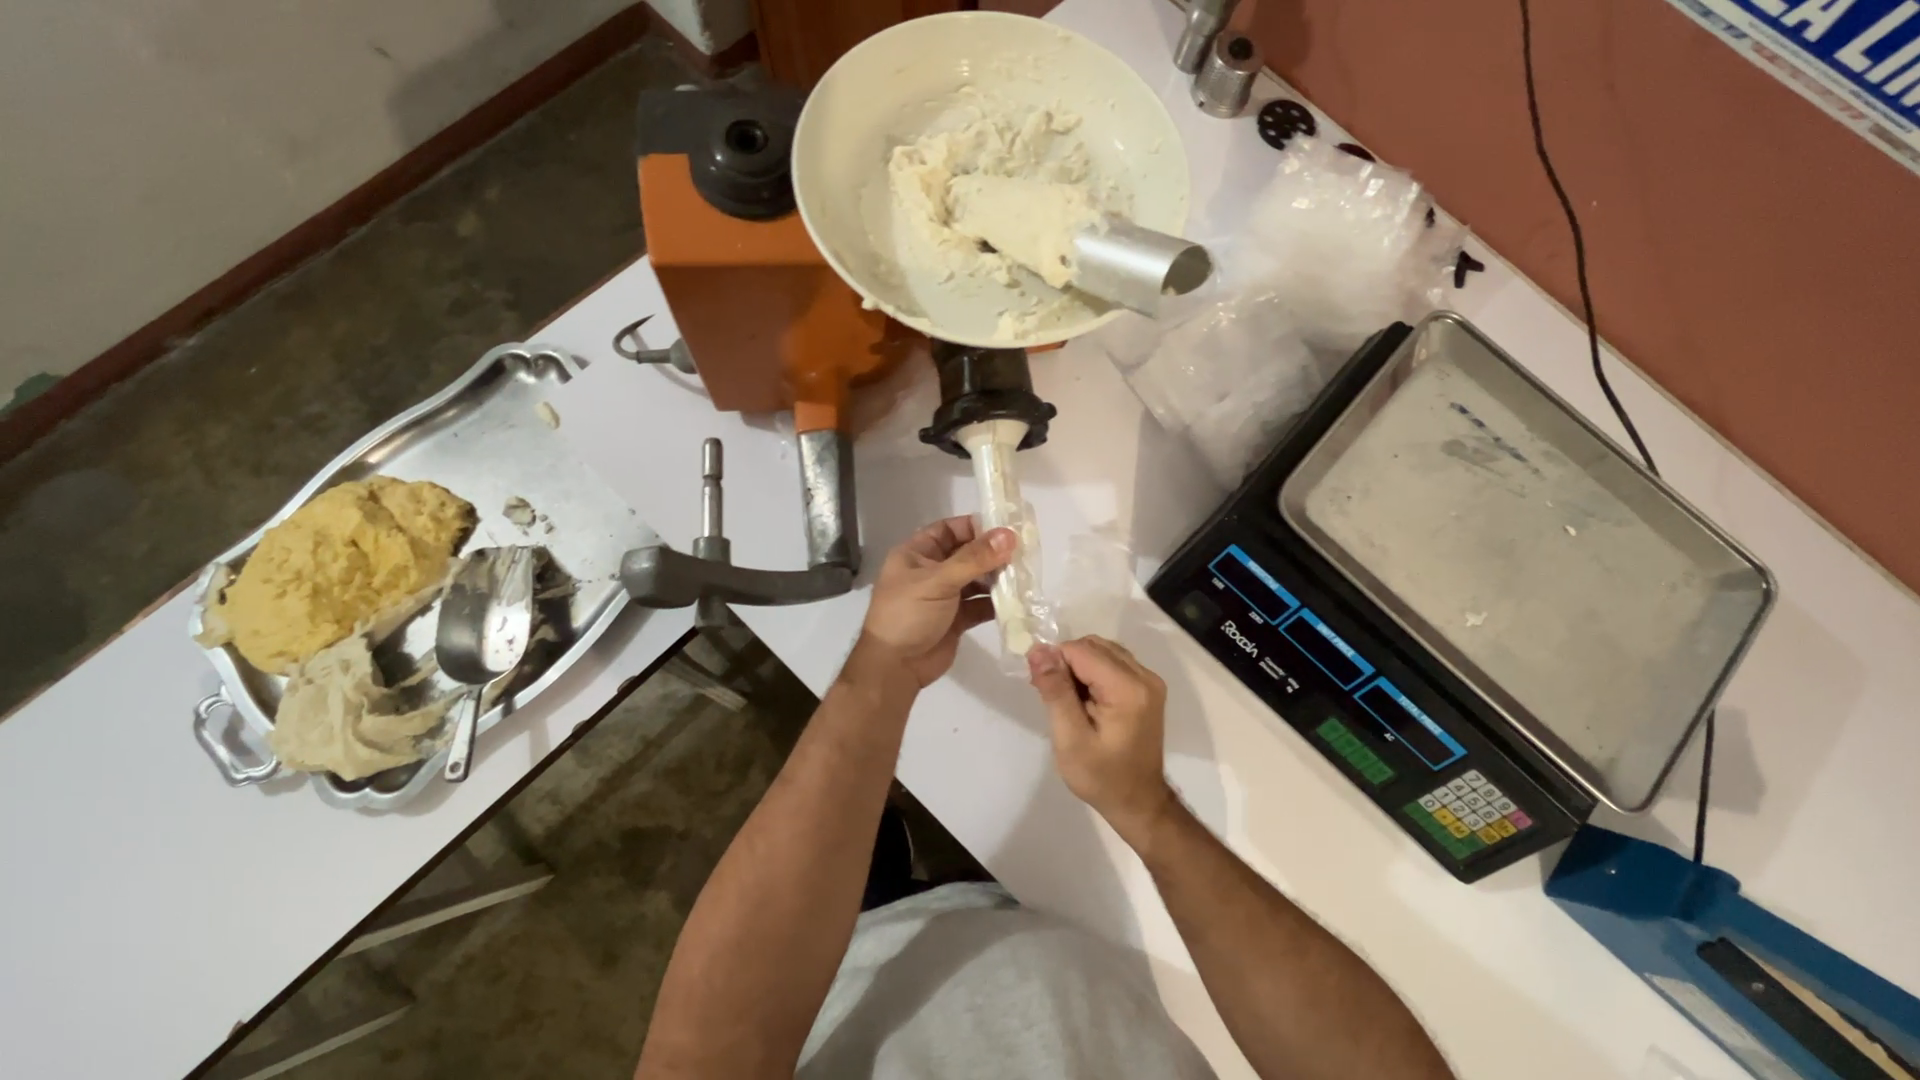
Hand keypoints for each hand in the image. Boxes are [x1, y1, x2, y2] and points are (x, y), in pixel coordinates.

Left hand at [858, 516, 1014, 687]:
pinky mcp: (956, 619)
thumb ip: (974, 559)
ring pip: (976, 580)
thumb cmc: (908, 614)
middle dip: (992, 554)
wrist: (895, 667)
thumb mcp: (938, 581)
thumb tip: (1009, 535)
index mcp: (916, 554)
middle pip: (967, 554)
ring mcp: (944, 596)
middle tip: (1022, 554)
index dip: (975, 526)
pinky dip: (996, 604)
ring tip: (1022, 578)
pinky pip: (980, 605)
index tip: (1005, 528)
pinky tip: (1016, 602)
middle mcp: (931, 571)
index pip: (949, 529)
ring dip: (997, 579)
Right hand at [1028, 637, 1176, 847]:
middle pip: (1093, 646)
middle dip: (1067, 664)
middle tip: (1053, 698)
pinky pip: (1114, 663)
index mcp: (1128, 689)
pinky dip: (1094, 673)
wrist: (1137, 802)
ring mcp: (1150, 681)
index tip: (1042, 689)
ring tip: (1069, 702)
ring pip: (1103, 651)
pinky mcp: (1148, 688)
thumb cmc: (1101, 777)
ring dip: (1080, 667)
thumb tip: (1038, 650)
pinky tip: (1086, 701)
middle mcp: (1145, 676)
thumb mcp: (1069, 738)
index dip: (1055, 663)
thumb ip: (1055, 691)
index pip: (1081, 650)